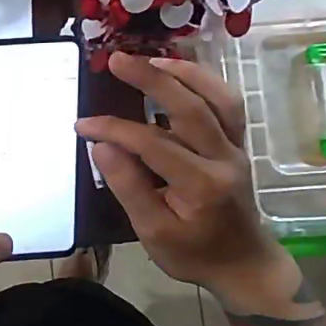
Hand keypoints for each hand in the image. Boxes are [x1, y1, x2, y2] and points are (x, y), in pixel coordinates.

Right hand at [74, 52, 287, 298]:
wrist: (244, 266)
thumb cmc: (192, 253)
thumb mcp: (151, 230)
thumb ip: (128, 186)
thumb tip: (102, 146)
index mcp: (200, 184)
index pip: (152, 143)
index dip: (113, 129)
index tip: (81, 125)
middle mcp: (224, 159)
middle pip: (192, 107)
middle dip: (152, 79)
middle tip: (117, 59)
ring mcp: (236, 150)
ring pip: (219, 99)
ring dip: (186, 74)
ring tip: (152, 59)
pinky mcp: (237, 147)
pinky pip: (226, 106)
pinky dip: (204, 84)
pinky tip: (178, 75)